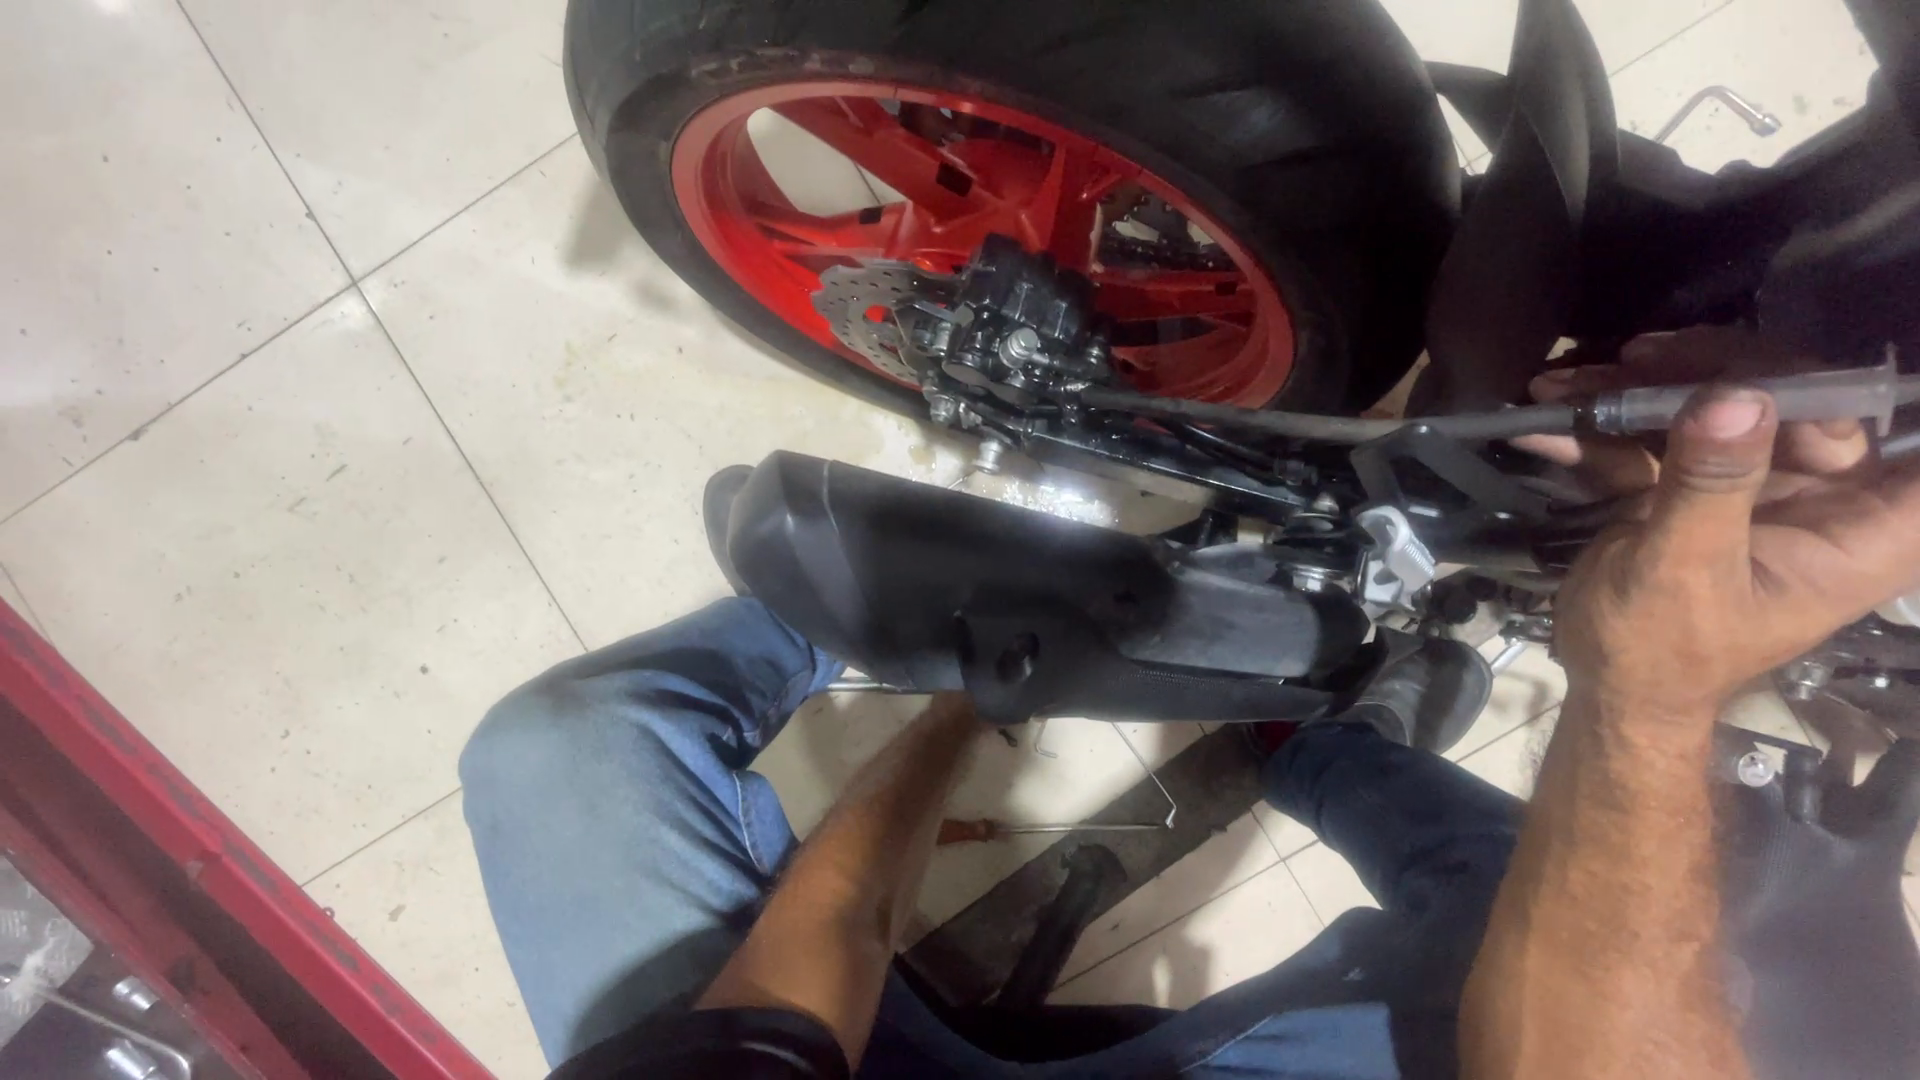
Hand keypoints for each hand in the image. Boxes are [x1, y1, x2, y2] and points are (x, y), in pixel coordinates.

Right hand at [1553, 380, 1919, 716]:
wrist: (1609, 685)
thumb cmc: (1663, 647)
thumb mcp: (1684, 569)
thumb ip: (1712, 486)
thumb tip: (1734, 396)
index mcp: (1861, 523)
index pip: (1889, 427)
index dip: (1838, 384)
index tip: (1745, 365)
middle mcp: (1816, 495)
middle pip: (1787, 402)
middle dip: (1705, 371)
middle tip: (1633, 356)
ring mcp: (1746, 490)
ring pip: (1708, 414)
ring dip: (1630, 394)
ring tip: (1560, 384)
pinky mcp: (1683, 493)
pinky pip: (1647, 446)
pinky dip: (1593, 433)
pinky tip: (1542, 423)